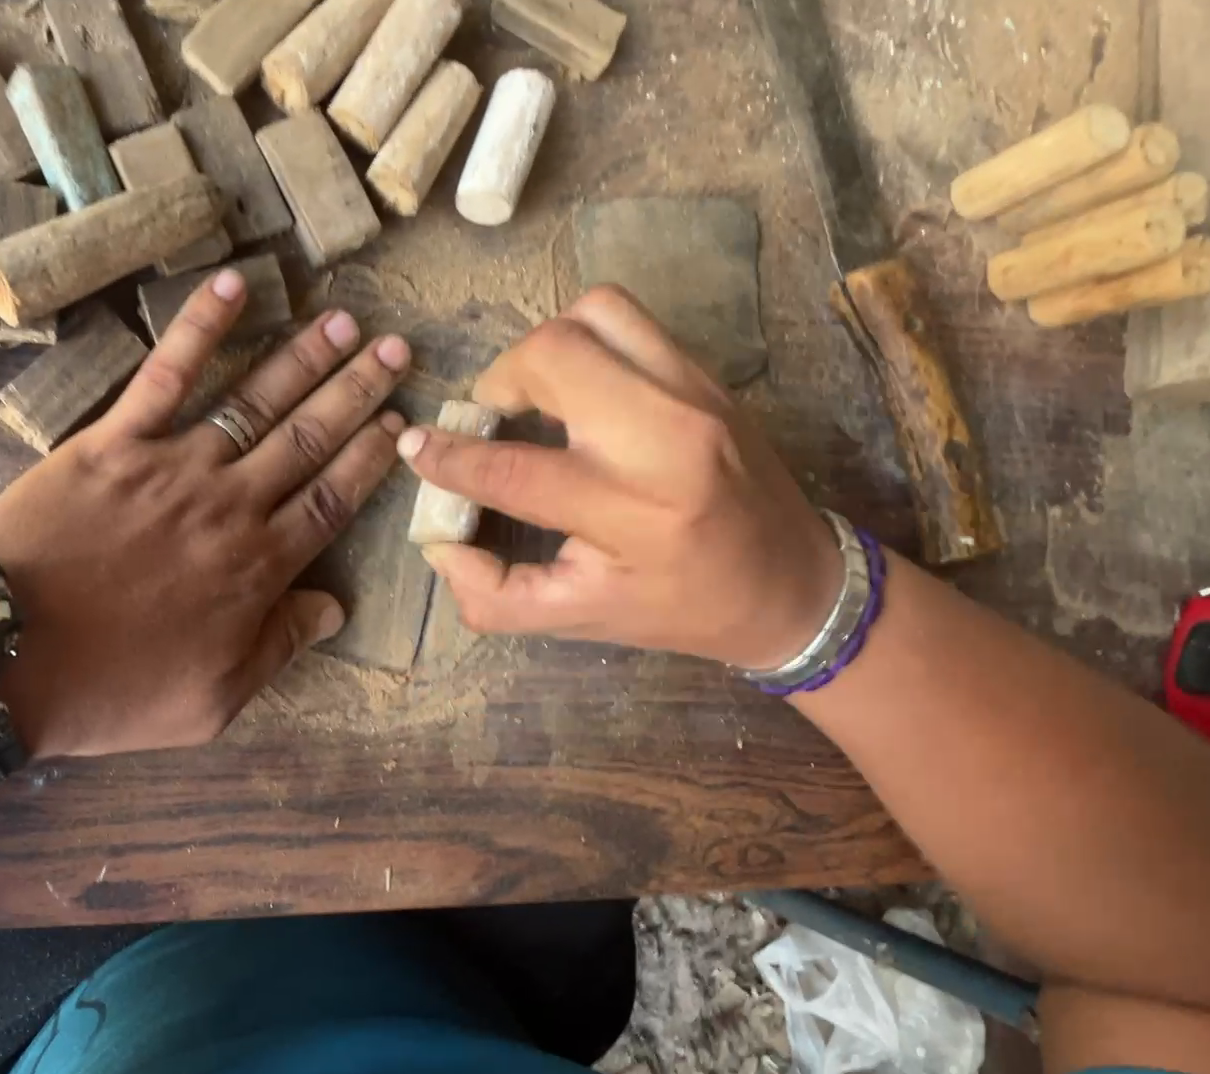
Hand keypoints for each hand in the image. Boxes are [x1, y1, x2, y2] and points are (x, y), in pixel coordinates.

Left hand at [0, 270, 409, 757]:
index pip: (332, 501)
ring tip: (343, 322)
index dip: (368, 460)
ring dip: (304, 358)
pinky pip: (166, 374)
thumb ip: (279, 647)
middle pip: (308, 439)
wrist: (5, 658)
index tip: (398, 424)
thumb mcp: (213, 700)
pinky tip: (233, 284)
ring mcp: (173, 466)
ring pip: (255, 401)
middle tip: (394, 349)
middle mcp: (229, 505)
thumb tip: (334, 607)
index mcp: (257, 567)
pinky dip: (201, 326)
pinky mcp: (115, 441)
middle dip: (356, 393)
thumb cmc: (111, 688)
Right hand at [395, 286, 841, 670]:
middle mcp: (666, 439)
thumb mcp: (576, 620)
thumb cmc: (676, 607)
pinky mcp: (706, 372)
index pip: (514, 470)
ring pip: (588, 316)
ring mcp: (693, 393)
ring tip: (534, 397)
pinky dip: (580, 335)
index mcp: (631, 514)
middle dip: (497, 384)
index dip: (450, 457)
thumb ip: (492, 593)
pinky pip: (624, 316)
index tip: (416, 447)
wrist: (794, 583)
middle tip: (490, 421)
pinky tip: (576, 383)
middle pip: (551, 357)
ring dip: (539, 350)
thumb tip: (438, 542)